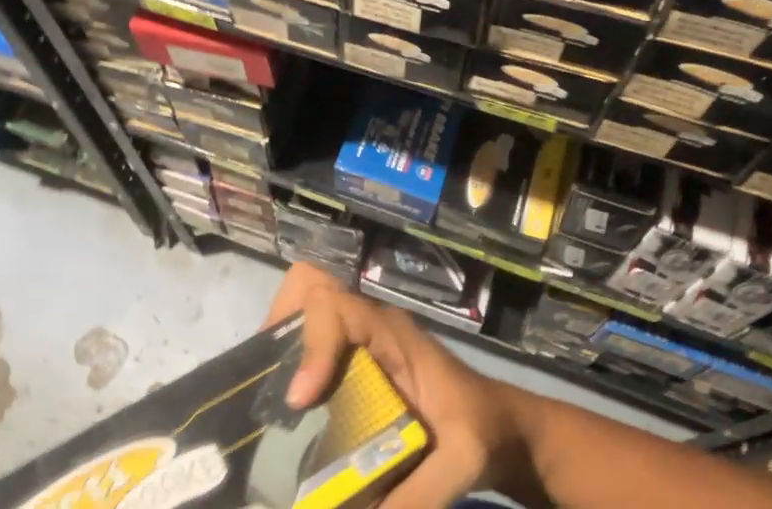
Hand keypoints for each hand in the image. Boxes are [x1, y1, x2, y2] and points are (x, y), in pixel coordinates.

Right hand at [263, 263, 536, 508]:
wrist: (501, 427)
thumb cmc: (483, 432)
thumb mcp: (462, 463)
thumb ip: (420, 493)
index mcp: (393, 334)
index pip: (336, 305)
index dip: (312, 344)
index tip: (301, 399)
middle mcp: (371, 324)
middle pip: (311, 284)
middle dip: (282, 320)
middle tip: (270, 380)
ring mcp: (361, 335)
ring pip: (307, 303)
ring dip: (282, 339)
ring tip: (269, 395)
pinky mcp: (356, 355)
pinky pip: (313, 333)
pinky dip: (293, 356)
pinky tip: (290, 407)